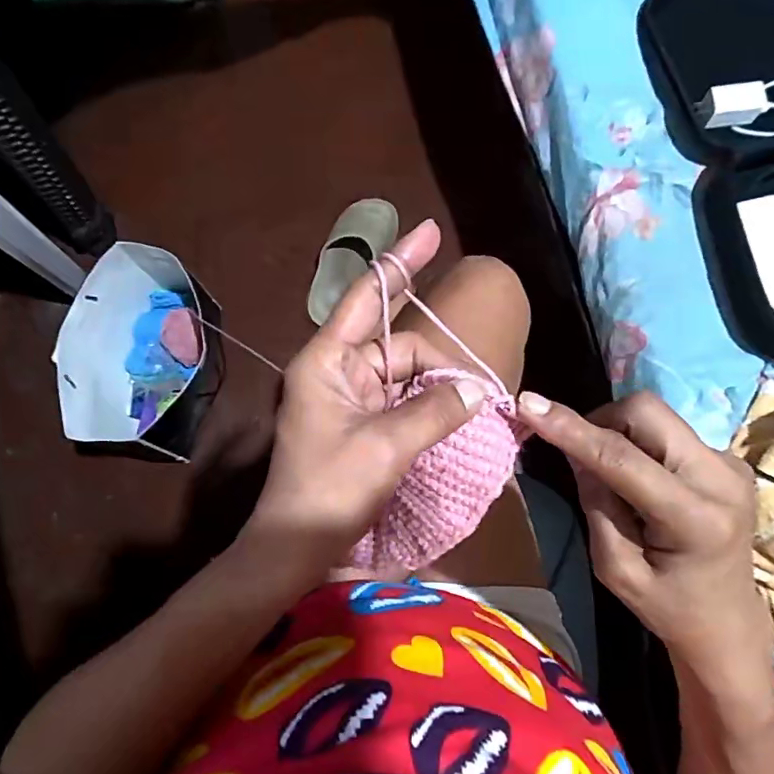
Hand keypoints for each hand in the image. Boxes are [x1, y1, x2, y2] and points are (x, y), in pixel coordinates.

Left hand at [248, 220, 487, 565]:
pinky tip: (452, 412)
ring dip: (434, 385)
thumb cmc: (331, 490)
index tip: (430, 229)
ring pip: (402, 372)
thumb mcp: (387, 447)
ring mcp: (346, 397)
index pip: (368, 298)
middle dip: (435, 356)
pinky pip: (398, 398)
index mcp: (326, 362)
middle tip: (475, 384)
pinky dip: (425, 403)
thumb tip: (476, 391)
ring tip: (468, 407)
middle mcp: (334, 370)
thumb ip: (436, 411)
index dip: (400, 263)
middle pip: (395, 342)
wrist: (296, 544)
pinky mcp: (357, 422)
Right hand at [515, 390, 772, 676]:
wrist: (728, 623)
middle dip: (600, 421)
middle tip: (578, 454)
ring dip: (618, 431)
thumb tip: (573, 448)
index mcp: (694, 517)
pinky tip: (638, 480)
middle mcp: (721, 478)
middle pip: (646, 411)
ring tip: (610, 475)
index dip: (570, 428)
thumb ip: (595, 502)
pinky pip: (667, 430)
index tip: (527, 404)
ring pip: (656, 415)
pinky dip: (638, 442)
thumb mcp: (614, 566)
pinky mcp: (728, 459)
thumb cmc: (666, 606)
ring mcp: (730, 463)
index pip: (621, 457)